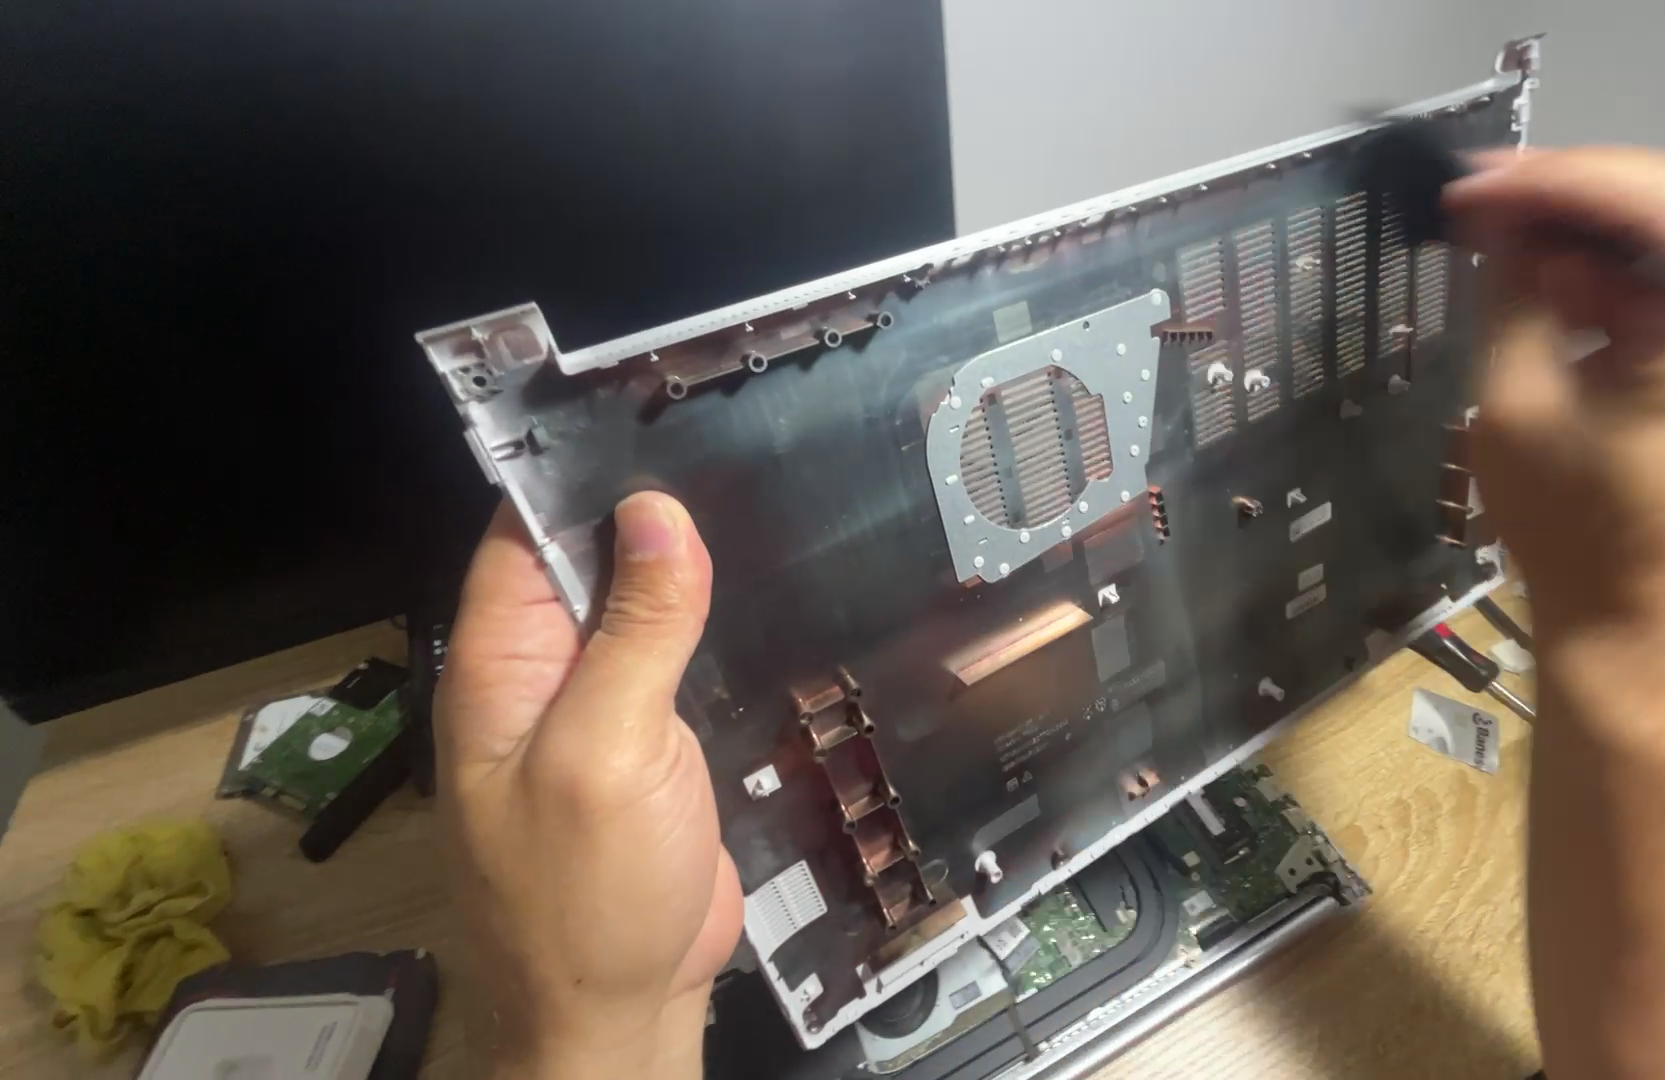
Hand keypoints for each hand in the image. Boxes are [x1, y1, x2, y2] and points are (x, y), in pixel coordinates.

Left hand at [436, 493, 741, 1079]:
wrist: (625, 1000)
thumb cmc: (588, 887)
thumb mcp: (605, 748)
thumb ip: (635, 631)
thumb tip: (657, 513)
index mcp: (503, 666)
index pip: (523, 540)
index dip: (573, 478)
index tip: (643, 416)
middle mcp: (547, 673)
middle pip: (590, 566)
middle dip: (645, 512)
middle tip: (725, 446)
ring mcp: (606, 703)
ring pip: (643, 606)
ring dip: (684, 563)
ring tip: (756, 498)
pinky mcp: (657, 731)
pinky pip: (678, 652)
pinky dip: (709, 617)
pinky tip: (758, 586)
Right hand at [1447, 147, 1664, 638]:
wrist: (1620, 613)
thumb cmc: (1566, 527)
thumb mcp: (1516, 412)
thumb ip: (1512, 306)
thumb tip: (1495, 226)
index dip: (1565, 180)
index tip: (1476, 182)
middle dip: (1573, 195)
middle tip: (1481, 195)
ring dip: (1580, 238)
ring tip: (1495, 238)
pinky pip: (1662, 297)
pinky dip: (1597, 283)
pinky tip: (1537, 288)